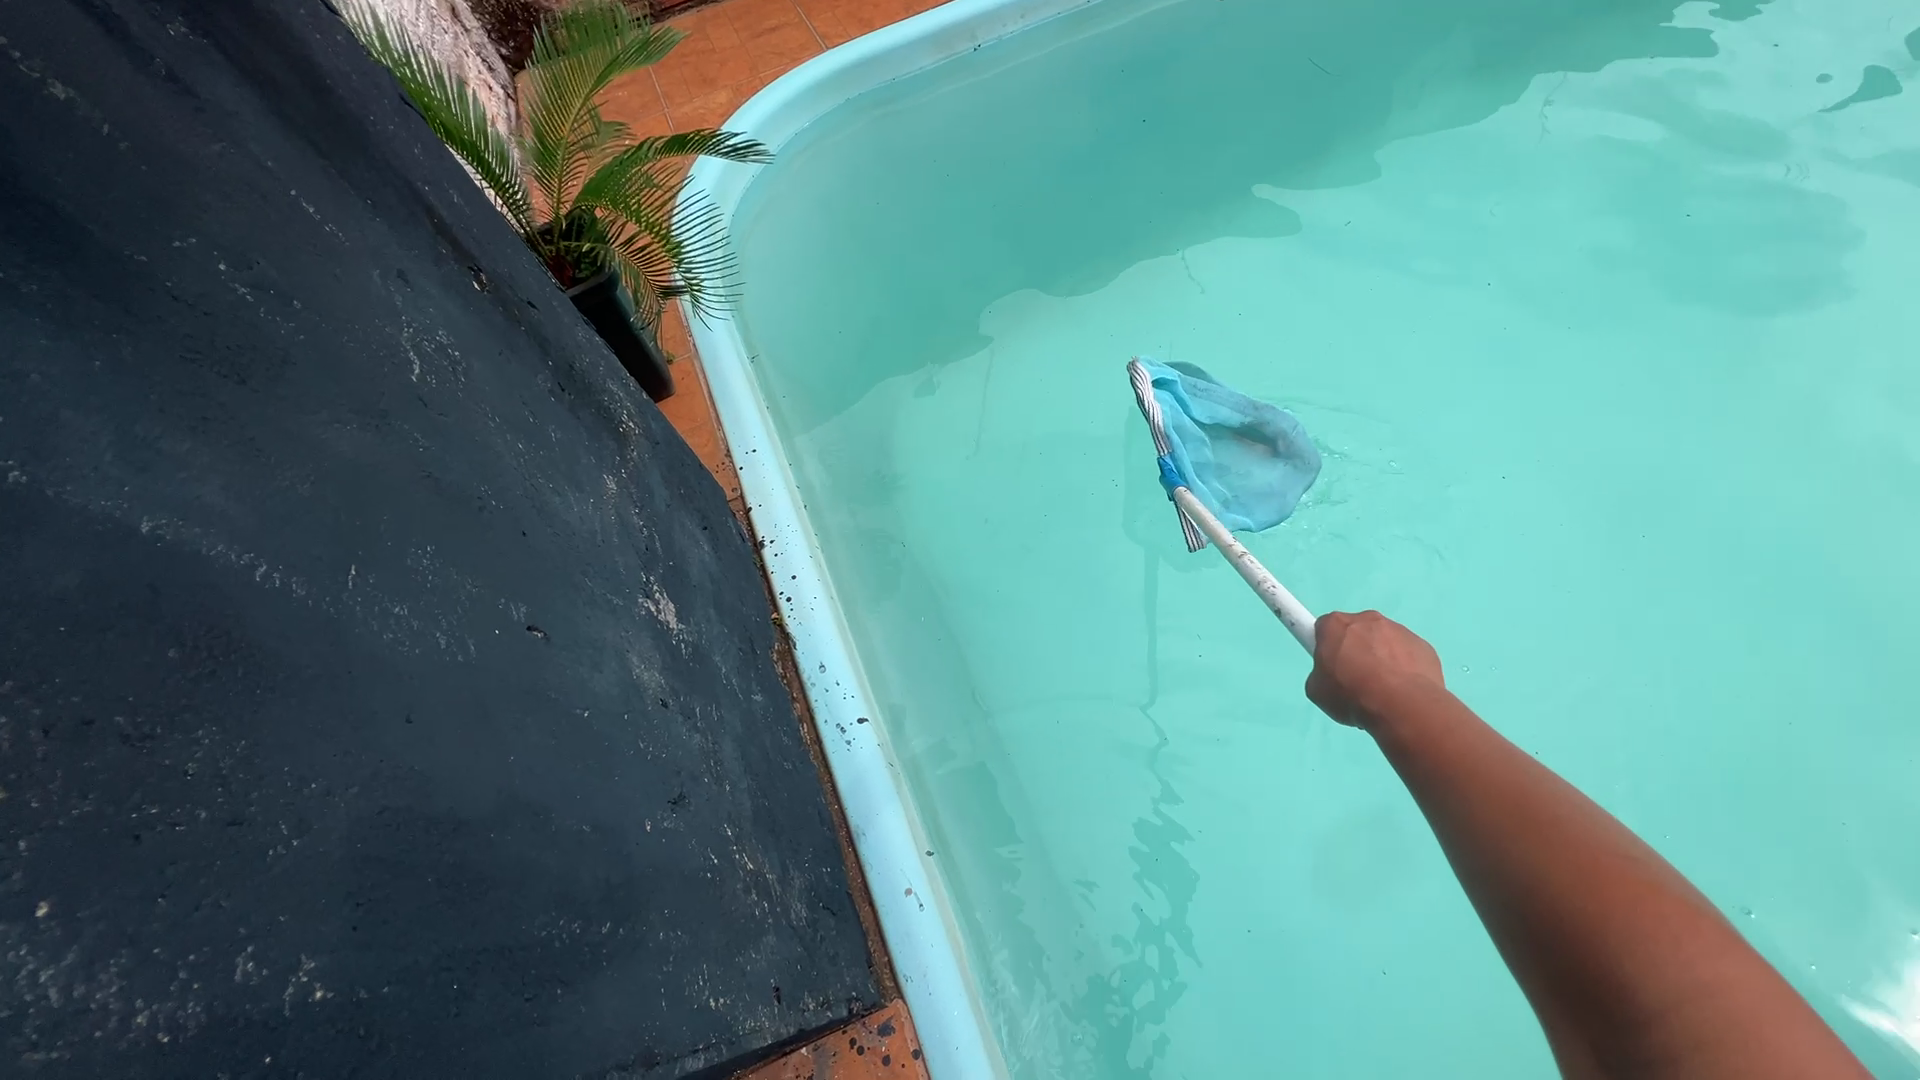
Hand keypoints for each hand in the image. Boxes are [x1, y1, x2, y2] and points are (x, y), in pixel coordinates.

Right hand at [1306, 611, 1447, 729]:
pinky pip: (1408, 654)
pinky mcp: (1424, 645)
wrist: (1403, 706)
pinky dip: (1404, 668)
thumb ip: (1321, 674)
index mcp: (1335, 624)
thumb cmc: (1351, 695)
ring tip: (1383, 689)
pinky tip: (1403, 690)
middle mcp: (1367, 618)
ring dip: (1381, 658)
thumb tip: (1332, 676)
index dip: (1326, 646)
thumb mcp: (1317, 690)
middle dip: (1355, 650)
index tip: (1330, 664)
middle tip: (1355, 679)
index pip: (1324, 627)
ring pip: (1385, 642)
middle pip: (1357, 631)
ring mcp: (1399, 630)